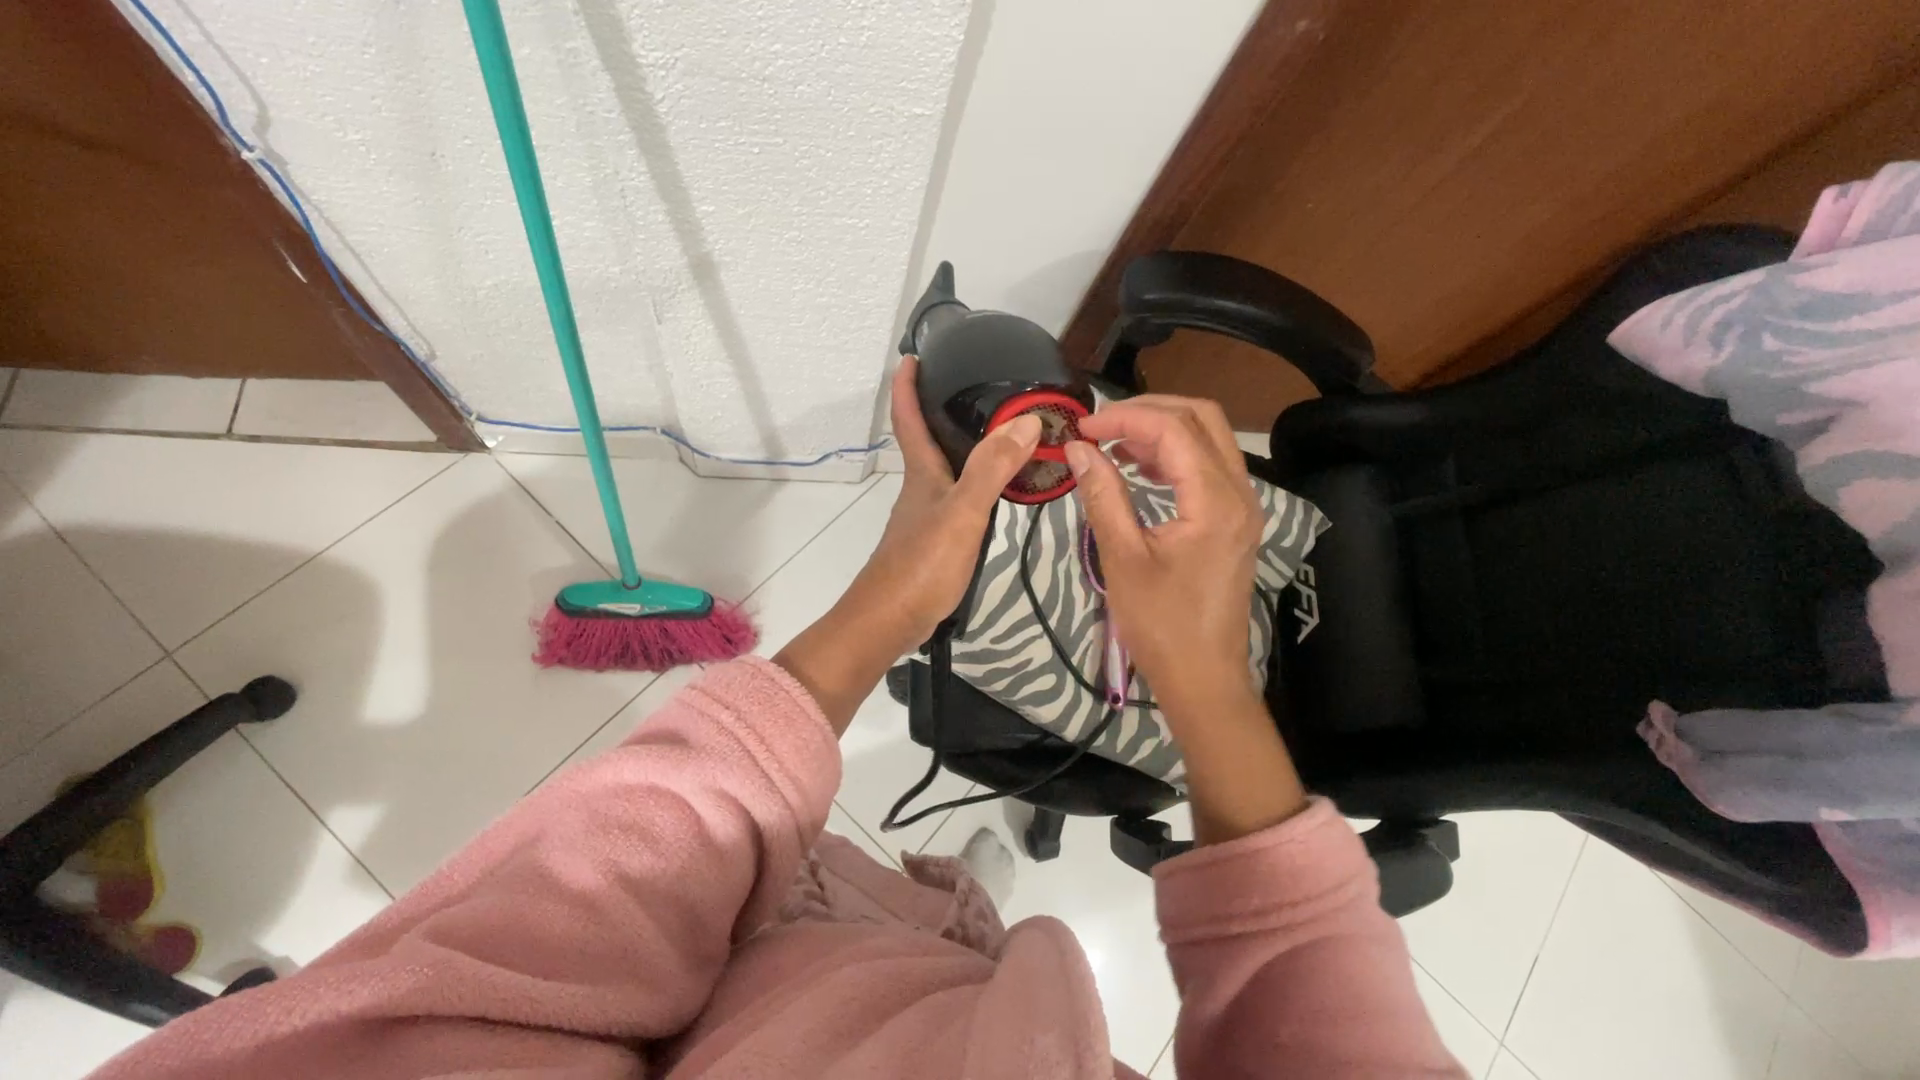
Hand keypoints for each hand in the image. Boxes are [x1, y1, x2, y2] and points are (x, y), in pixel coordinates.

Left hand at [842, 357, 1040, 649]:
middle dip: (941, 410)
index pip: (909, 418)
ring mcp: (924, 517)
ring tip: (997, 433)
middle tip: (974, 387)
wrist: (889, 622)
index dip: (908, 385)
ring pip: (942, 471)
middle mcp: (920, 489)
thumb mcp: (963, 513)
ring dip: (962, 448)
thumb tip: (1026, 421)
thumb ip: (992, 469)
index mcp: (922, 474)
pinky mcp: (932, 543)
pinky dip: (972, 484)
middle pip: (926, 441)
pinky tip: (991, 494)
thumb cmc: (921, 565)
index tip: (913, 355)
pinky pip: (954, 499)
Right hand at [1065, 396, 1307, 842]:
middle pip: (1201, 418)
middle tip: (1100, 426)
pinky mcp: (1234, 521)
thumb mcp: (1123, 559)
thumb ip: (1103, 495)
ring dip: (1161, 431)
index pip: (1173, 429)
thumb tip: (1079, 449)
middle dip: (1148, 411)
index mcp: (1215, 501)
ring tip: (1111, 444)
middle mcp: (1239, 493)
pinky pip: (1208, 468)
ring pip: (1208, 439)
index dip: (1124, 418)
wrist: (1204, 677)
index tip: (1082, 429)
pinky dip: (1173, 456)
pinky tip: (1137, 468)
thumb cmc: (1161, 625)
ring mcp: (1242, 507)